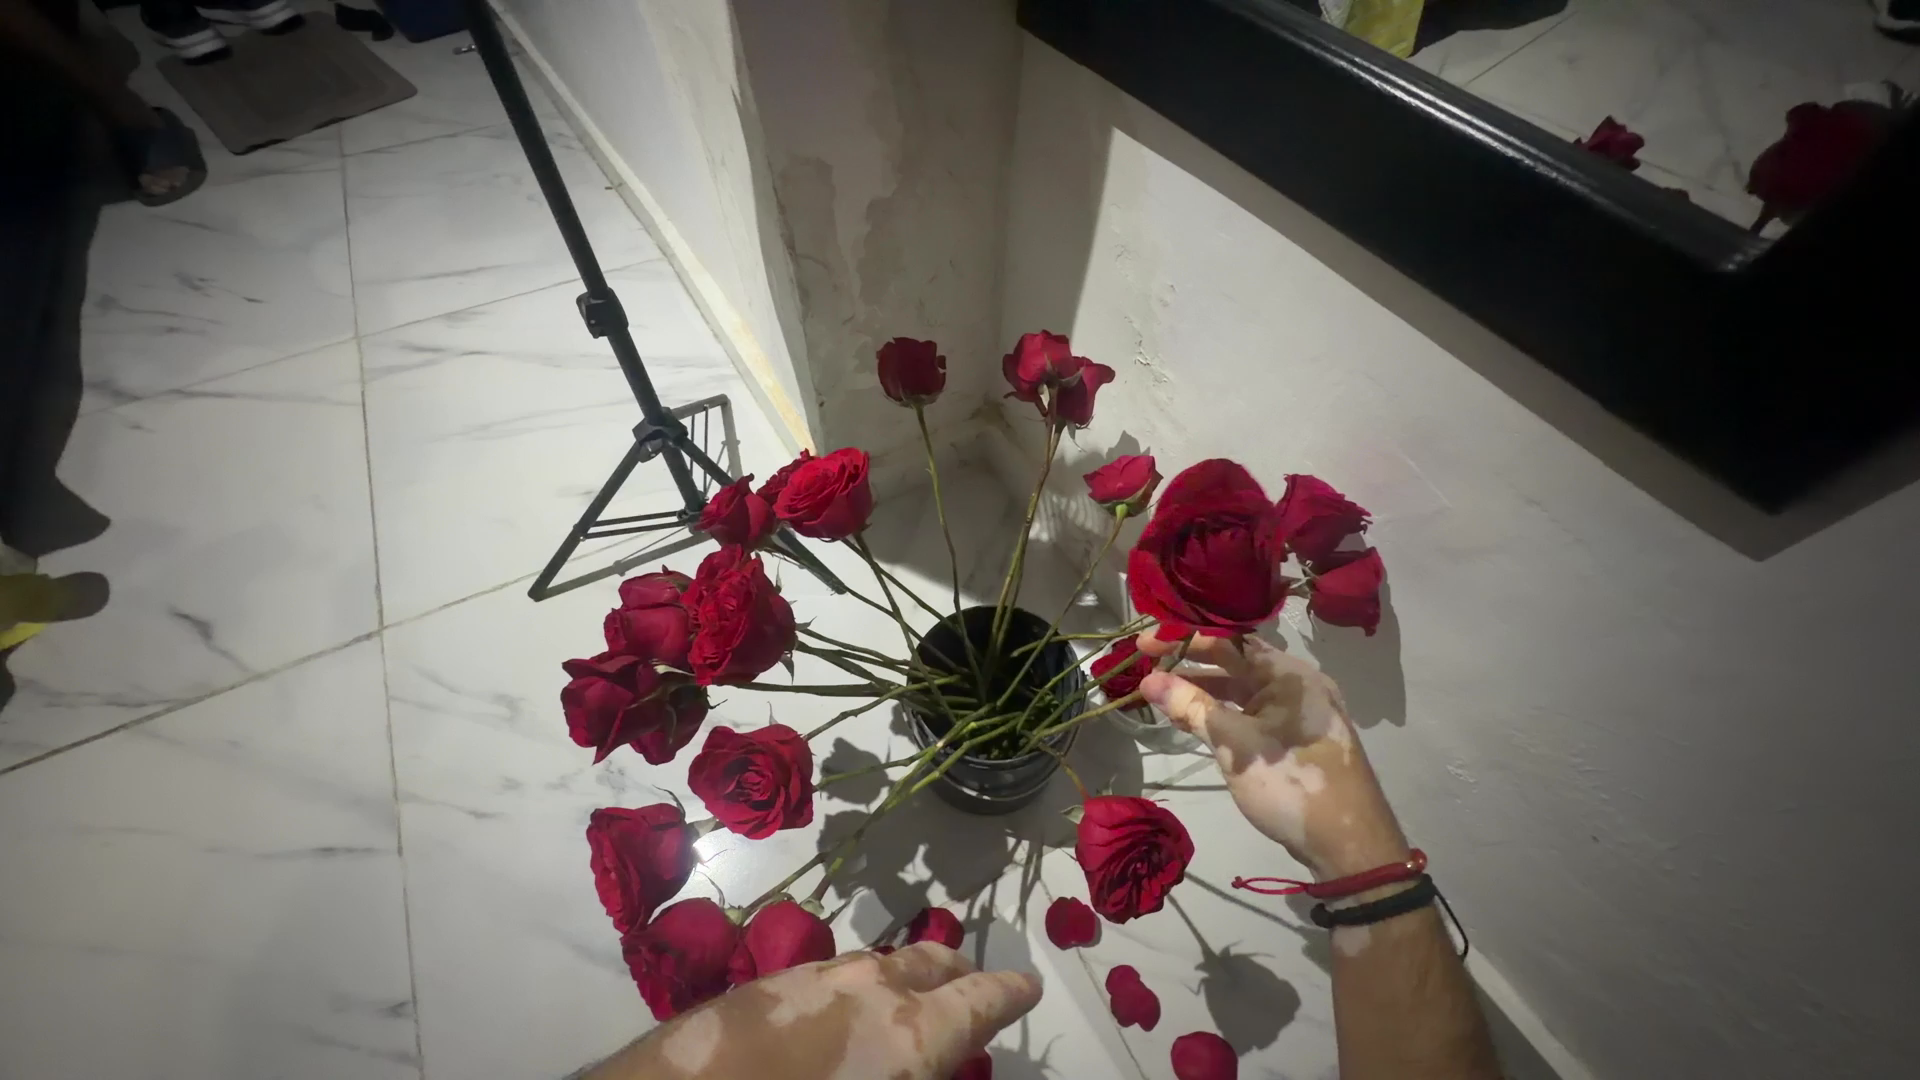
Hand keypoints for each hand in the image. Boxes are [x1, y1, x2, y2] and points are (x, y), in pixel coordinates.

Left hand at [595, 943, 1040, 1079]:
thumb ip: (917, 1066)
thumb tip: (931, 1058)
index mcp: (910, 1035)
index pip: (979, 1002)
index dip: (1009, 993)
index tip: (1029, 985)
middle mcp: (874, 990)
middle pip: (936, 965)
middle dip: (963, 973)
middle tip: (976, 984)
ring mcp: (823, 976)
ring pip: (889, 962)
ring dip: (914, 975)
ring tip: (918, 992)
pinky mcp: (778, 979)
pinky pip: (844, 970)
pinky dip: (868, 981)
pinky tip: (851, 1004)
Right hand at [1135, 632, 1409, 879]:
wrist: (1351, 847)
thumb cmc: (1292, 783)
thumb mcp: (1235, 744)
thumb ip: (1191, 708)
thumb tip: (1148, 682)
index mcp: (1290, 674)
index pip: (1229, 641)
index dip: (1185, 639)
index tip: (1146, 644)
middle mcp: (1296, 684)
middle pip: (1234, 662)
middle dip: (1189, 664)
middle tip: (1146, 665)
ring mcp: (1297, 712)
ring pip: (1240, 690)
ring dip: (1202, 690)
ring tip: (1160, 693)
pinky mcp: (1293, 737)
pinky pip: (1249, 712)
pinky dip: (1220, 712)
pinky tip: (1191, 718)